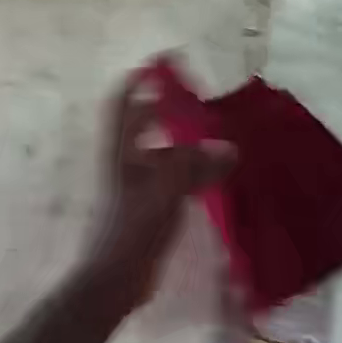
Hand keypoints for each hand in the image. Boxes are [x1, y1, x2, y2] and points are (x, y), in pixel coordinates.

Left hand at [83, 74, 232, 302]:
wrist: (114, 278)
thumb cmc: (131, 231)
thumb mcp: (162, 194)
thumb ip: (193, 167)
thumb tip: (228, 148)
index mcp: (120, 152)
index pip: (122, 104)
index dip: (139, 81)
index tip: (163, 63)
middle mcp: (126, 162)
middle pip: (146, 125)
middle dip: (170, 110)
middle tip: (202, 101)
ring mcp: (137, 185)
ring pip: (164, 152)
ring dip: (187, 143)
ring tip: (221, 136)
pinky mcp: (150, 206)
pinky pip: (174, 178)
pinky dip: (193, 171)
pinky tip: (218, 175)